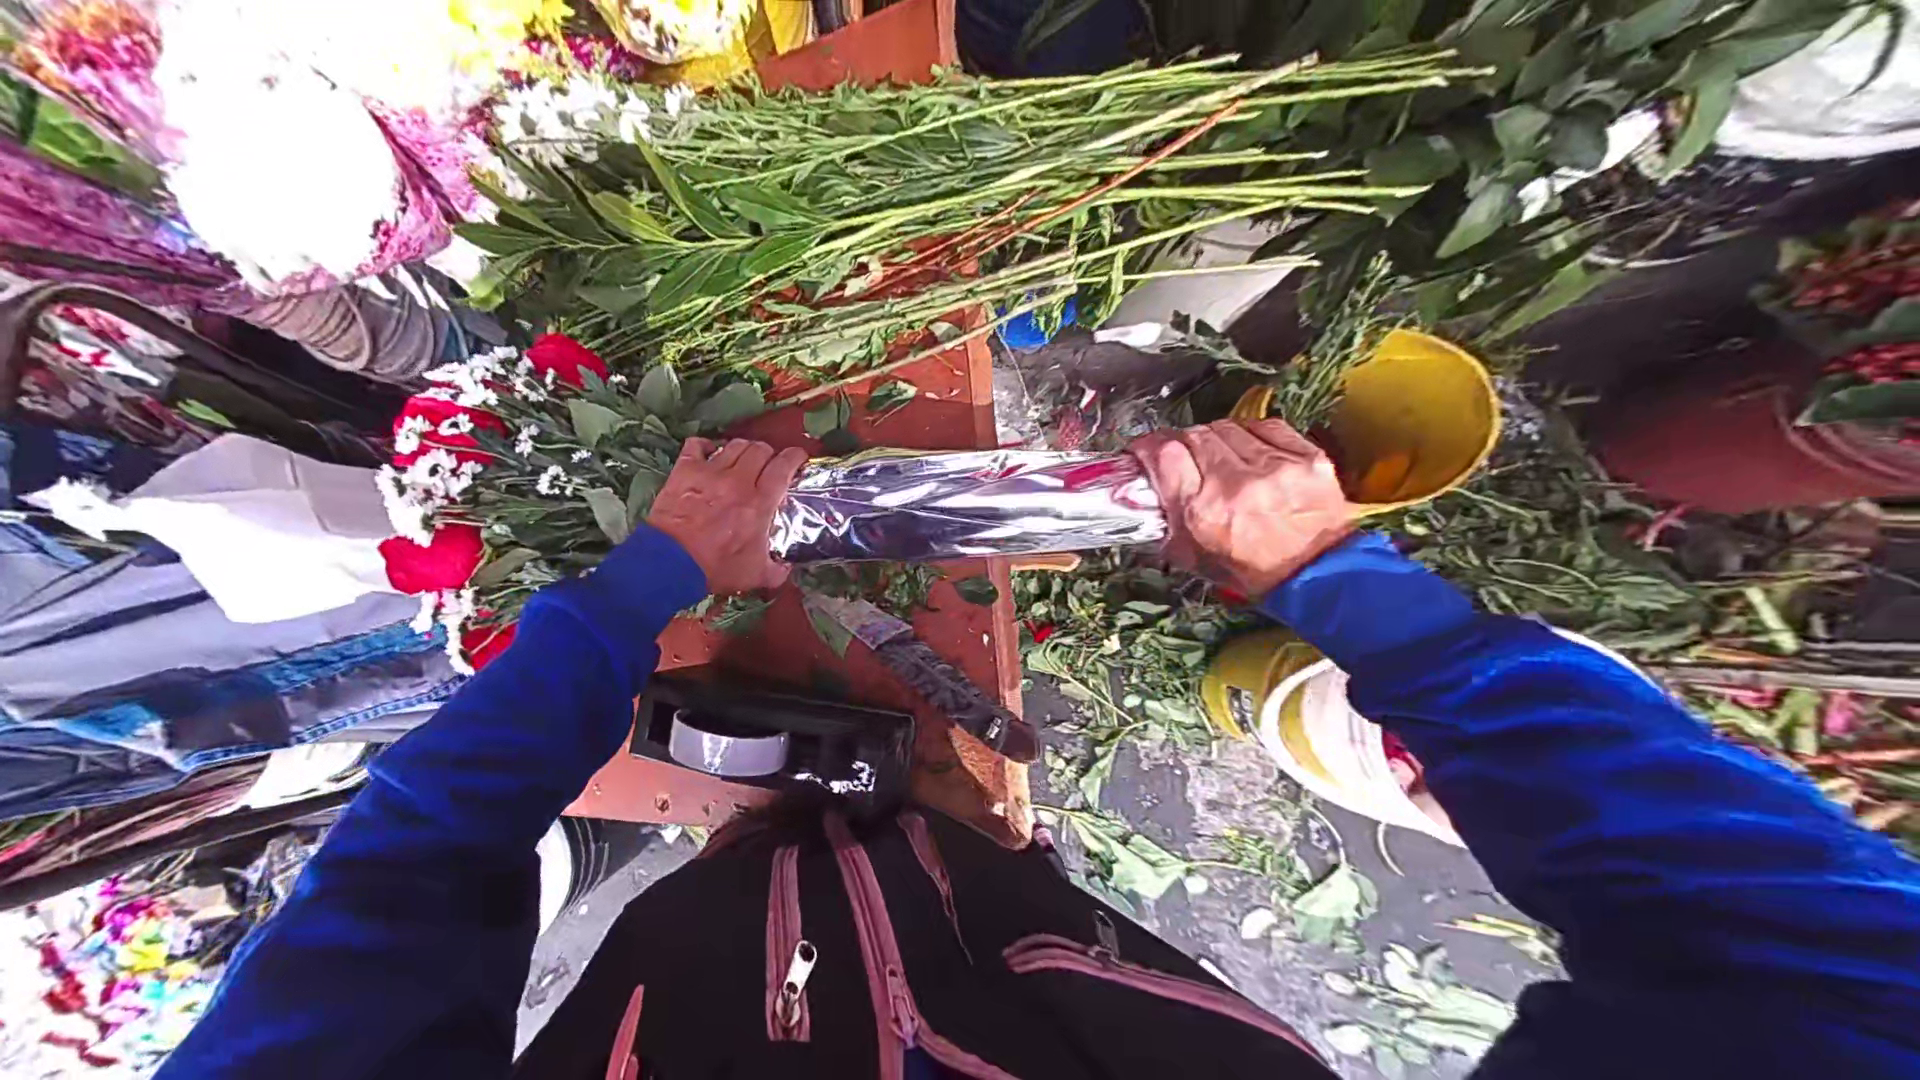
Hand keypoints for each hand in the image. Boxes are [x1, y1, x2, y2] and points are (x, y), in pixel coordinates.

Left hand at [648, 437, 807, 595]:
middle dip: (769, 454)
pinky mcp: (685, 471)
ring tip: (743, 460)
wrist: (670, 562)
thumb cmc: (715, 567)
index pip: (783, 466)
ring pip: (735, 445)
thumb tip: (786, 567)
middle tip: (769, 464)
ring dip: (744, 449)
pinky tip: (710, 454)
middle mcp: (738, 481)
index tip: (798, 458)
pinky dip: (706, 446)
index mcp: (760, 502)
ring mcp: (709, 472)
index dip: (795, 457)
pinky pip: (697, 445)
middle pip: (760, 449)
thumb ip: (778, 569)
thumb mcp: (757, 574)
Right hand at [1128, 419, 1355, 596]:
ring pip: (1227, 427)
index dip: (1149, 446)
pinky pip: (1264, 426)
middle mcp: (1236, 484)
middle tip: (1183, 458)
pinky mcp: (1305, 457)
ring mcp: (1274, 467)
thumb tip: (1139, 492)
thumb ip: (1163, 520)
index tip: (1146, 449)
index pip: (1165, 453)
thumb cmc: (1251, 570)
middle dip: (1181, 444)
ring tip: (1219, 457)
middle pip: (1194, 435)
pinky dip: (1251, 434)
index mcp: (1202, 511)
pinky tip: (1249, 451)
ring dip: (1216, 438)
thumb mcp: (1190, 555)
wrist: (1315, 574)